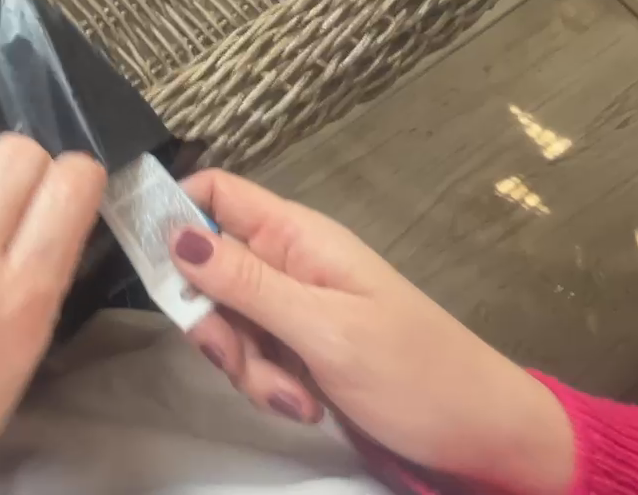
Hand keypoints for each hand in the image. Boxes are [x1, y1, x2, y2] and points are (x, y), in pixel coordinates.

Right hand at [170, 169, 575, 494]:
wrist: (487, 444)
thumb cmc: (415, 373)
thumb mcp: (325, 329)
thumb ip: (245, 282)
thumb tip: (174, 234)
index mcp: (293, 234)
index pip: (215, 192)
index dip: (176, 211)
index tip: (151, 259)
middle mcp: (282, 260)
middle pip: (204, 262)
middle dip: (209, 314)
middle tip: (229, 355)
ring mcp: (285, 305)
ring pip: (221, 313)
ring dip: (240, 359)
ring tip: (289, 395)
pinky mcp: (291, 345)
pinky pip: (246, 351)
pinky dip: (262, 381)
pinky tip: (300, 404)